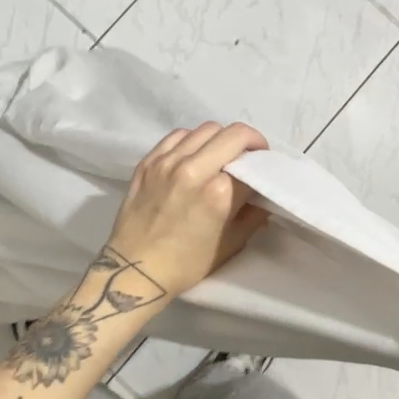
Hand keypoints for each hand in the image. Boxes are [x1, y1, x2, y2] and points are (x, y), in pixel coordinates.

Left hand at [105, 122, 269, 295]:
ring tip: (220, 154)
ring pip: (205, 129)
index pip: (251, 163)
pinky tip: (193, 154)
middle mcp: (193, 169)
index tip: (263, 170)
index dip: (262, 165)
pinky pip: (176, 136)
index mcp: (218, 193)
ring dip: (220, 138)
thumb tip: (261, 196)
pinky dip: (192, 139)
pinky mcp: (148, 162)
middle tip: (250, 155)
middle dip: (249, 141)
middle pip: (233, 135)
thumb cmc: (186, 264)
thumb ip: (252, 215)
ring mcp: (167, 162)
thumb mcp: (231, 244)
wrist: (135, 269)